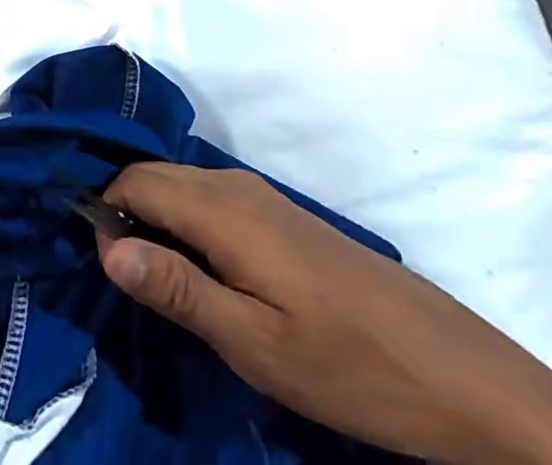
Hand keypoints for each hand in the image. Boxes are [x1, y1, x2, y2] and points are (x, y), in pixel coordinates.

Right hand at [97, 163, 551, 464]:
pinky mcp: (285, 219)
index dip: (103, 212)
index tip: (92, 261)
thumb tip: (106, 242)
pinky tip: (196, 274)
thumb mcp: (253, 342)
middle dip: (124, 215)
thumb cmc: (348, 366)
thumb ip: (176, 286)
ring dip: (155, 224)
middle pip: (157, 178)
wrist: (459, 374)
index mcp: (226, 210)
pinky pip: (212, 204)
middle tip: (116, 279)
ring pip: (184, 190)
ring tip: (151, 283)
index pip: (136, 181)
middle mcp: (241, 187)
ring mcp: (267, 199)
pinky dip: (186, 228)